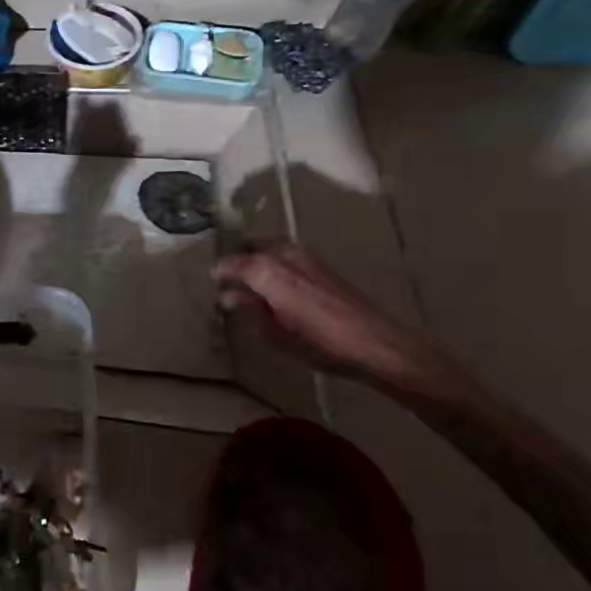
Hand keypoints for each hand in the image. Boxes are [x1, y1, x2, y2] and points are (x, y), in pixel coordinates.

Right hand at [214, 242, 453, 393]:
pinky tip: (277, 282)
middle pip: (251, 246)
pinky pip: (287, 253)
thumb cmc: (321, 344)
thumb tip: (229, 295)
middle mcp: (283, 254)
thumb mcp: (276, 333)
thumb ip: (250, 309)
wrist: (378, 344)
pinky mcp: (322, 264)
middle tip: (228, 276)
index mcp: (266, 270)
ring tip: (250, 279)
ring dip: (257, 256)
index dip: (220, 271)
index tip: (212, 279)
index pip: (232, 262)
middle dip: (238, 257)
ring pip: (270, 246)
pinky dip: (275, 261)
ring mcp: (305, 255)